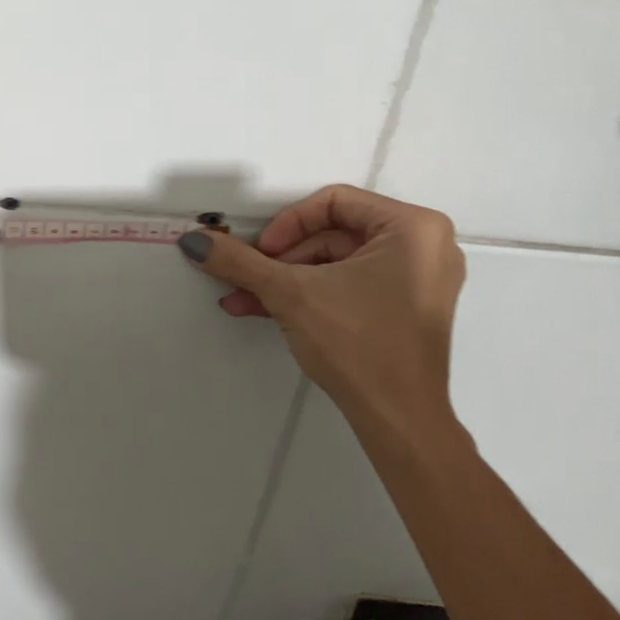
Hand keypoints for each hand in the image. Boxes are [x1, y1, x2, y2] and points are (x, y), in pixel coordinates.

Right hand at [177, 184, 464, 429]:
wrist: (397, 417)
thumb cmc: (356, 342)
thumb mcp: (290, 294)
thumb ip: (240, 262)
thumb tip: (194, 240)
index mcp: (413, 227)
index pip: (333, 202)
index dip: (287, 224)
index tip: (261, 254)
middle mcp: (425, 245)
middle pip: (333, 234)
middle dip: (280, 260)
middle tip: (245, 280)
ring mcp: (419, 279)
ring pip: (337, 264)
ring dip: (286, 281)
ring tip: (244, 302)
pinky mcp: (407, 308)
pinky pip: (351, 286)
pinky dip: (311, 296)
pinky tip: (267, 310)